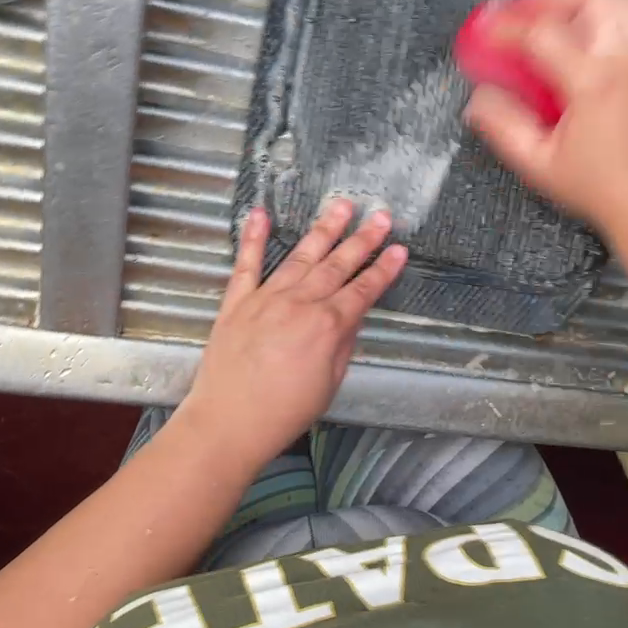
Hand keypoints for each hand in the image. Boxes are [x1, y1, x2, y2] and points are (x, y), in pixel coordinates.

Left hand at [173, 200, 407, 469]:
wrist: (229, 422)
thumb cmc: (283, 412)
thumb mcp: (328, 383)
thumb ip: (343, 345)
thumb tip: (353, 317)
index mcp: (327, 327)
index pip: (363, 290)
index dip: (383, 270)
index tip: (399, 251)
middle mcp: (299, 304)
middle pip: (337, 265)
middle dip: (362, 240)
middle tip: (380, 216)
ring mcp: (265, 299)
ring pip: (300, 256)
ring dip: (323, 230)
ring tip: (340, 206)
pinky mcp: (236, 302)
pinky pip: (246, 263)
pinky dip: (253, 237)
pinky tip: (260, 213)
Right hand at [463, 0, 627, 225]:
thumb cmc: (592, 185)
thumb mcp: (536, 164)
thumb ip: (503, 127)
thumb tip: (476, 98)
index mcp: (593, 82)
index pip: (542, 33)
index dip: (507, 25)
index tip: (484, 28)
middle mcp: (626, 56)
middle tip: (520, 12)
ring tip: (553, 14)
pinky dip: (610, 7)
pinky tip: (589, 27)